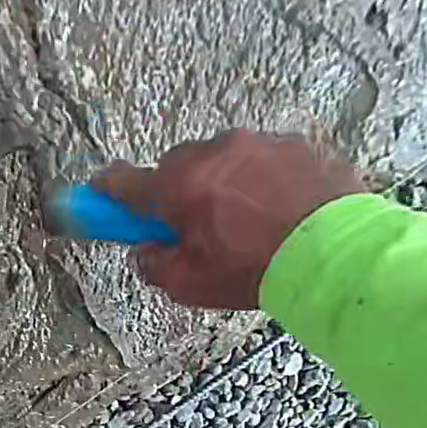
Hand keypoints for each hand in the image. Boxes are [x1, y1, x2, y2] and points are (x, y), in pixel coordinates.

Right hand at [92, 129, 365, 308]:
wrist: (333, 254)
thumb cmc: (257, 270)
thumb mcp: (190, 284)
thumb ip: (156, 265)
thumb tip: (145, 252)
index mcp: (181, 187)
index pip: (125, 184)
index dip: (104, 193)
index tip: (93, 196)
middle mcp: (215, 153)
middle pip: (176, 169)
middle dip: (177, 195)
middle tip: (190, 229)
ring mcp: (257, 143)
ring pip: (221, 162)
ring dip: (220, 187)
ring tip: (243, 227)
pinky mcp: (294, 144)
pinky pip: (260, 161)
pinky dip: (258, 182)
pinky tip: (272, 213)